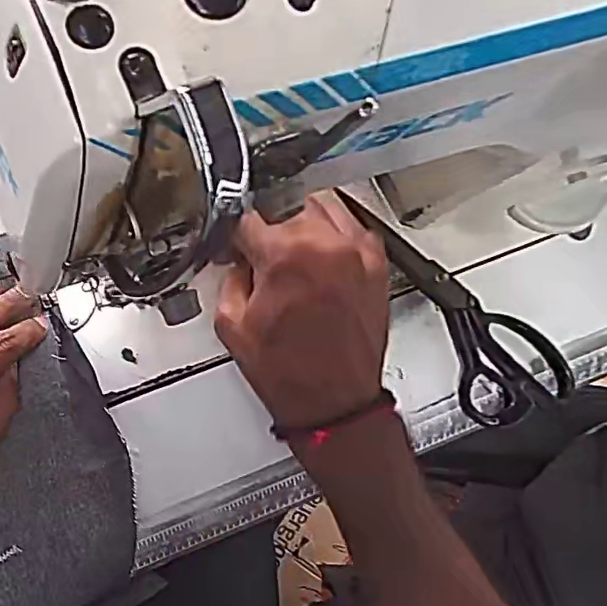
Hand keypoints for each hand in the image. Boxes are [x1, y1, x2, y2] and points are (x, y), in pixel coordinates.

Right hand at [214, 191, 391, 427]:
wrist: (332, 398)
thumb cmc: (290, 371)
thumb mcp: (232, 325)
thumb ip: (230, 279)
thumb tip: (237, 261)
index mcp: (286, 256)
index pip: (249, 219)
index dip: (233, 234)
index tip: (232, 245)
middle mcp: (327, 245)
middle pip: (286, 207)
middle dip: (267, 228)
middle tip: (257, 254)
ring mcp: (357, 252)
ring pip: (322, 207)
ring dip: (300, 224)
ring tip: (288, 253)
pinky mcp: (377, 264)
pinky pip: (351, 227)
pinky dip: (331, 235)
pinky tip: (316, 258)